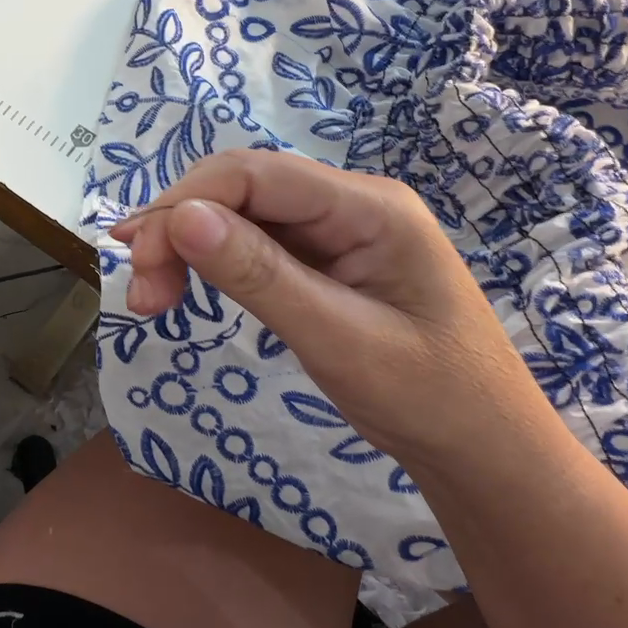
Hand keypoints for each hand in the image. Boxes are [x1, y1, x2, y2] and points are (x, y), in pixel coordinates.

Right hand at [111, 149, 550, 469]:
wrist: (486, 453)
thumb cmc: (430, 400)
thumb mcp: (338, 339)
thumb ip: (258, 274)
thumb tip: (179, 218)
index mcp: (369, 207)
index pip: (252, 174)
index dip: (184, 205)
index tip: (141, 263)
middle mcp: (348, 203)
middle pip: (238, 188)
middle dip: (178, 229)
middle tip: (142, 294)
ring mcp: (335, 229)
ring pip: (237, 213)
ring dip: (185, 246)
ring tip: (151, 295)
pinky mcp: (321, 258)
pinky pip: (251, 241)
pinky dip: (207, 260)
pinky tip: (179, 280)